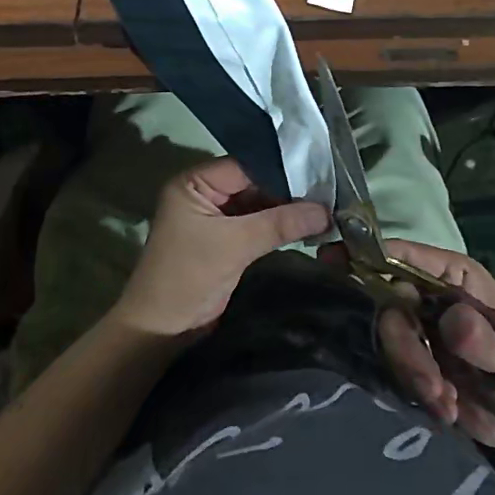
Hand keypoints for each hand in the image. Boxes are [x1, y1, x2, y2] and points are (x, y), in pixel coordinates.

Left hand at [110, 158, 330, 339]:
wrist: (164, 327)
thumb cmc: (189, 276)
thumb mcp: (235, 245)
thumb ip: (279, 223)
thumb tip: (326, 210)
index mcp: (193, 183)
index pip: (244, 166)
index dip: (281, 170)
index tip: (321, 174)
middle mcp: (202, 194)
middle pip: (252, 183)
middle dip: (288, 191)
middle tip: (330, 194)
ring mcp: (213, 218)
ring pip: (257, 205)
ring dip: (286, 211)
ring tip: (327, 209)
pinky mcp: (224, 241)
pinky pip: (256, 225)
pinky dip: (278, 228)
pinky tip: (308, 228)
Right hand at [373, 239, 494, 464]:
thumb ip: (480, 340)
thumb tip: (452, 320)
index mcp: (455, 277)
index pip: (403, 255)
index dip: (366, 254)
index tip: (331, 258)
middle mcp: (432, 293)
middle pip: (388, 303)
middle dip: (404, 348)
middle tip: (431, 387)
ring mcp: (420, 325)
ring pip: (389, 336)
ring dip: (412, 372)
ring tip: (445, 404)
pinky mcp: (413, 355)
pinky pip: (394, 361)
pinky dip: (414, 386)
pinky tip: (443, 407)